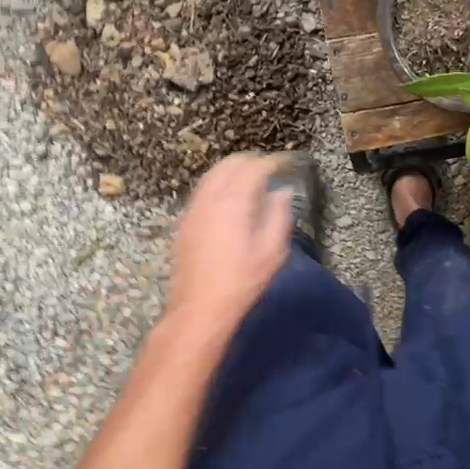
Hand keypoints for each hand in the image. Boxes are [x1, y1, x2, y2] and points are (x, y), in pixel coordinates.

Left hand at [160, 153, 292, 345]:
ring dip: (231, 170)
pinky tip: (228, 197)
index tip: (285, 163)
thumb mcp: (271, 252)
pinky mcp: (184, 222)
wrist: (199, 307)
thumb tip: (282, 193)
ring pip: (211, 175)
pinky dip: (218, 183)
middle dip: (250, 161)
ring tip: (249, 177)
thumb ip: (278, 216)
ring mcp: (193, 209)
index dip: (271, 162)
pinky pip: (202, 190)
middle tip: (268, 167)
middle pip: (228, 164)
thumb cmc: (241, 281)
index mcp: (234, 204)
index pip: (253, 168)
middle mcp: (210, 199)